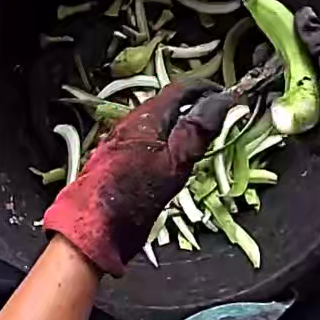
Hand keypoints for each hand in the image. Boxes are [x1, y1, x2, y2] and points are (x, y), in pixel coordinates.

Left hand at [43, 79, 236, 274]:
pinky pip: (151, 141)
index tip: (228, 96)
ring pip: (160, 124)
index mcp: (146, 116)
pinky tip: (176, 160)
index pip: (181, 88)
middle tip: (219, 119)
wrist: (92, 231)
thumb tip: (222, 99)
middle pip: (170, 104)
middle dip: (196, 107)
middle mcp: (132, 122)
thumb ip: (198, 130)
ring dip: (182, 126)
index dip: (206, 88)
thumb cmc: (132, 195)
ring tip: (203, 139)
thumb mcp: (175, 162)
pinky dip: (169, 143)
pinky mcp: (120, 161)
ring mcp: (123, 142)